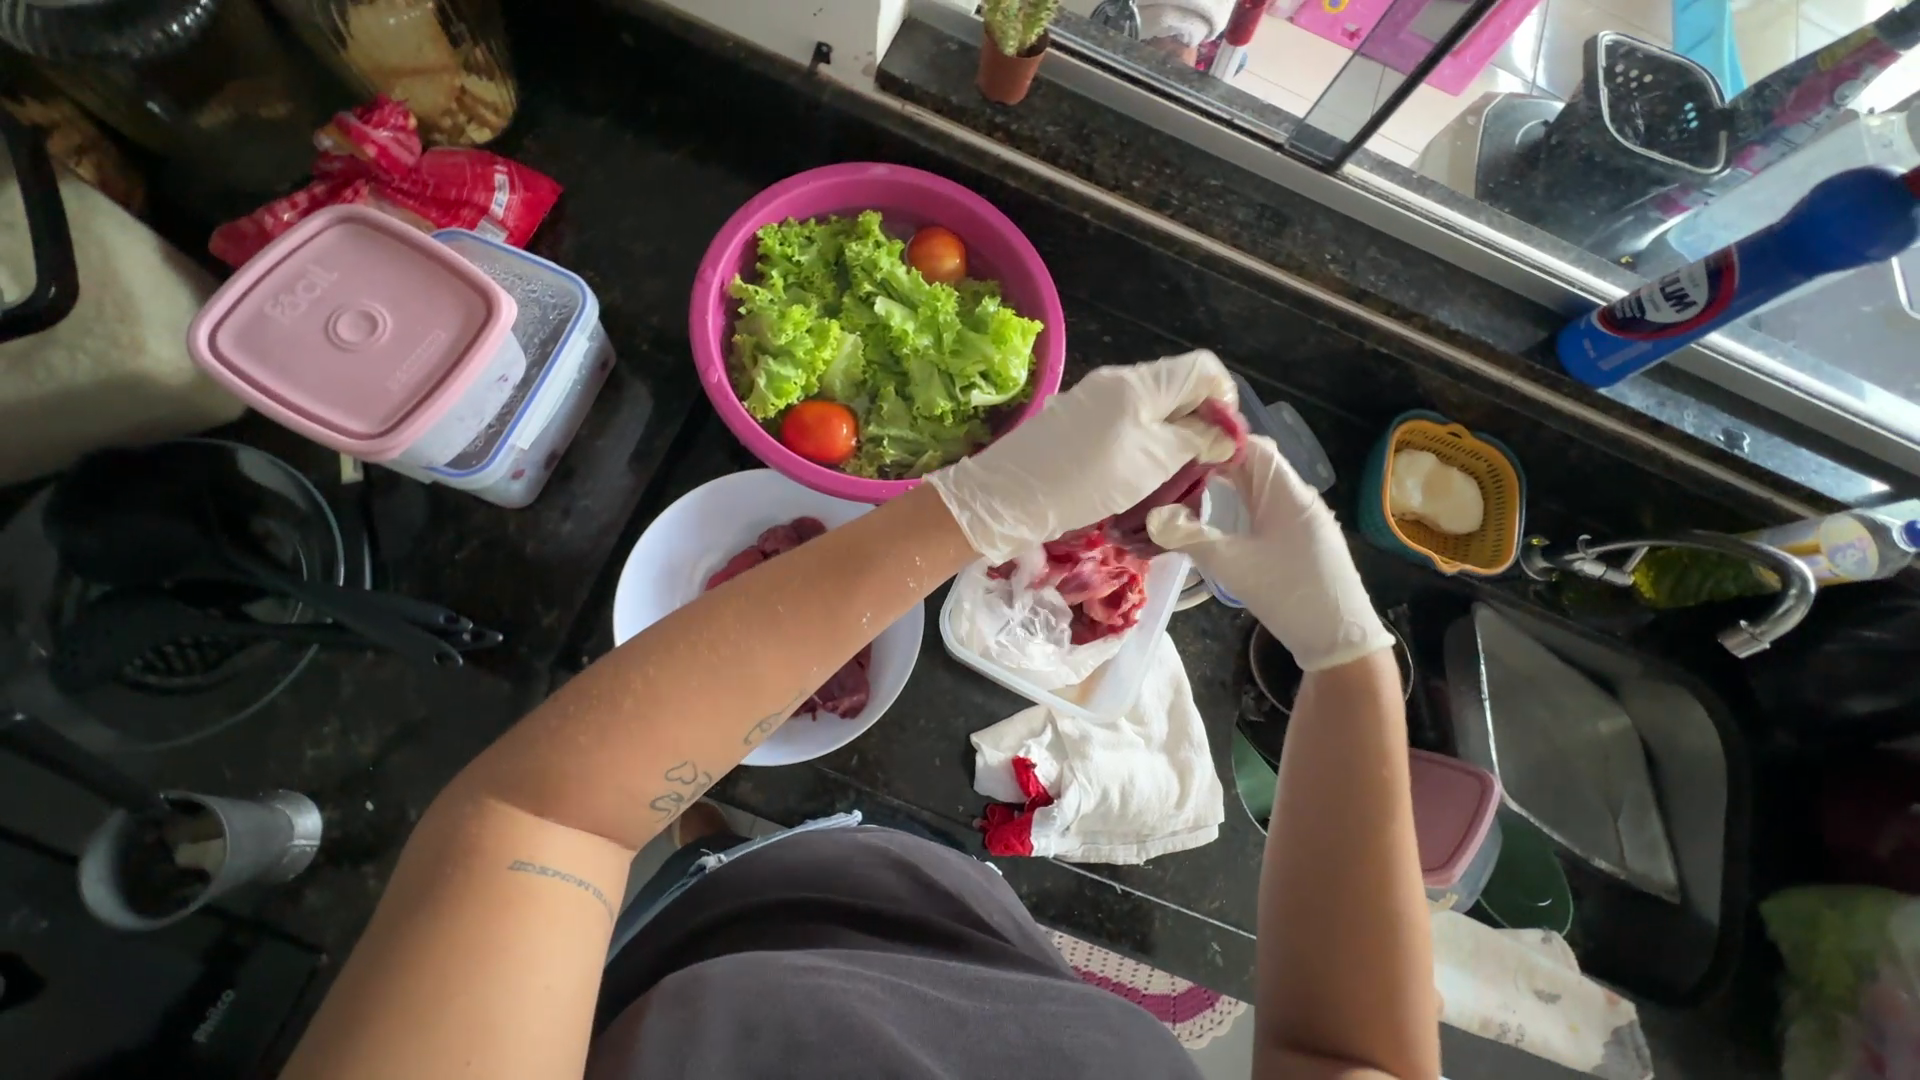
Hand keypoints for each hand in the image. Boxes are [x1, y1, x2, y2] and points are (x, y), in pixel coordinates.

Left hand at [926, 350, 1238, 562]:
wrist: (1004, 498)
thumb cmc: (1082, 480)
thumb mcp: (1151, 462)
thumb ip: (1193, 440)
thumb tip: (1222, 431)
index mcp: (1138, 383)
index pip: (1203, 368)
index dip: (1223, 400)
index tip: (1224, 441)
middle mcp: (1116, 381)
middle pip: (1176, 387)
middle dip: (1198, 419)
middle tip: (1202, 463)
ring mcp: (1092, 401)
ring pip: (1150, 407)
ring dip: (1170, 434)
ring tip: (1173, 473)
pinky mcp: (1075, 423)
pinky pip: (1124, 422)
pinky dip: (1142, 441)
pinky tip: (1139, 472)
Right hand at [1146, 435, 1392, 671]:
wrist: (1339, 639)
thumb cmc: (1289, 593)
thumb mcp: (1231, 565)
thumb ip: (1188, 537)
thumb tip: (1151, 517)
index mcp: (1286, 492)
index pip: (1251, 445)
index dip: (1216, 441)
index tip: (1178, 448)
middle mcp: (1296, 497)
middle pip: (1252, 464)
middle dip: (1212, 463)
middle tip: (1170, 470)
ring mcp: (1300, 518)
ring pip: (1257, 488)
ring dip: (1223, 486)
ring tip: (1183, 490)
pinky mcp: (1298, 539)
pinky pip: (1263, 508)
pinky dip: (1236, 505)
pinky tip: (1213, 518)